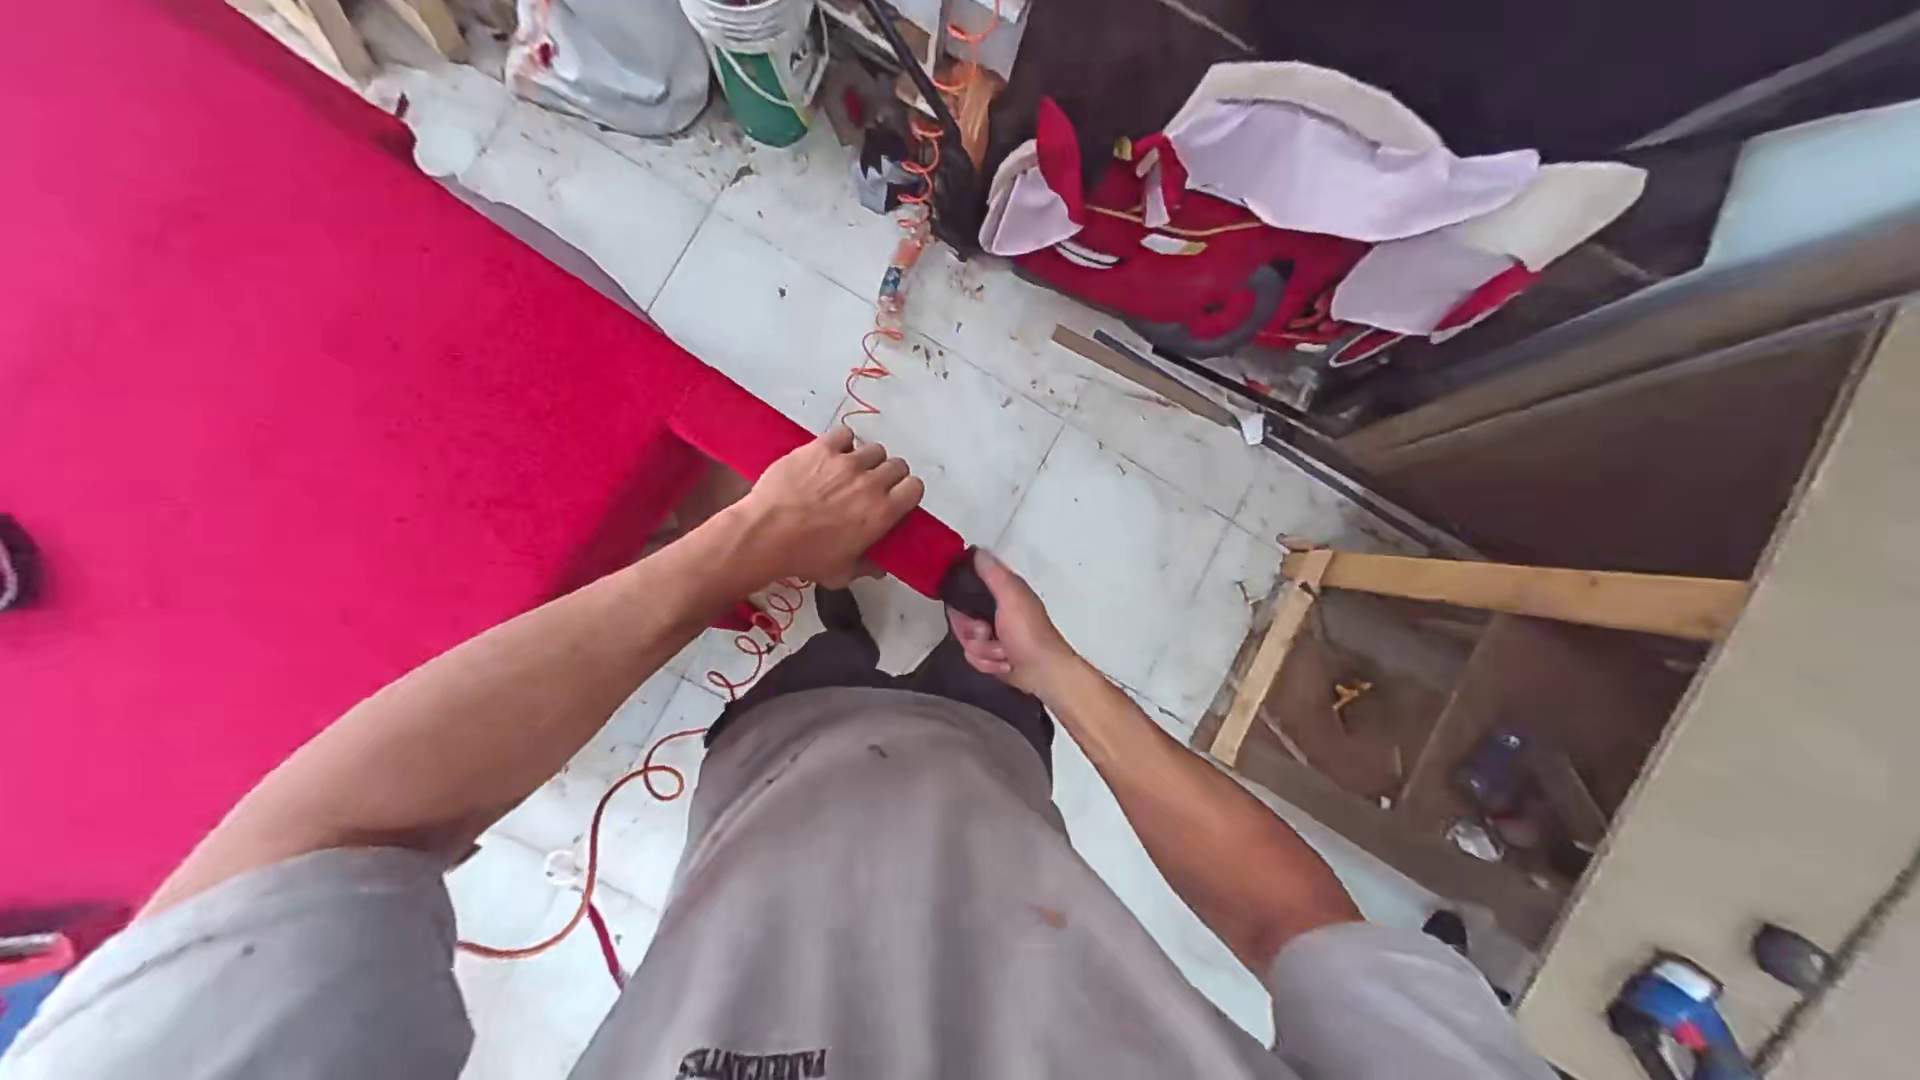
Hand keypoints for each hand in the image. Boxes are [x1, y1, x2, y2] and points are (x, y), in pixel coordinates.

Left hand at [730, 425, 923, 588]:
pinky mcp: (822, 448)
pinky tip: (833, 454)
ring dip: (867, 460)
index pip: (915, 487)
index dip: (907, 491)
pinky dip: (843, 442)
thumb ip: (866, 567)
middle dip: (889, 475)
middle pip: (897, 465)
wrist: (767, 534)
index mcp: (882, 512)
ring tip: (850, 471)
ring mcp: (846, 462)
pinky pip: (845, 434)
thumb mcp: (842, 573)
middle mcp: (871, 483)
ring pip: (874, 449)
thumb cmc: (806, 557)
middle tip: (871, 486)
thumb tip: (878, 569)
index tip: (896, 498)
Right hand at [946, 550, 1080, 698]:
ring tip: (1002, 651)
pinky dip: (988, 663)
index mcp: (1002, 593)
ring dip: (983, 651)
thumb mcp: (1011, 598)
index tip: (970, 615)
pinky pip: (974, 658)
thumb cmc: (1032, 637)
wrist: (1041, 673)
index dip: (961, 607)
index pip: (964, 592)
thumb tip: (978, 552)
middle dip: (972, 634)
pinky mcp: (993, 653)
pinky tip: (1003, 662)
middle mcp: (996, 611)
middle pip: (961, 620)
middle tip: (988, 633)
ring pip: (967, 641)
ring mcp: (994, 633)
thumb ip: (993, 574)